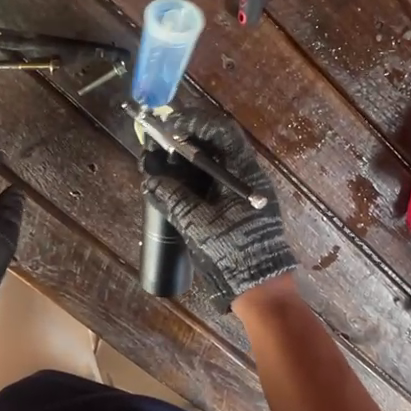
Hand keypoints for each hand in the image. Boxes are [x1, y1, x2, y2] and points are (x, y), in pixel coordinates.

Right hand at [141, 112, 295, 302]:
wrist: (260, 287)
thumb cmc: (232, 251)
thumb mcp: (196, 223)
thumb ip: (172, 197)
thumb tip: (150, 178)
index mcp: (245, 173)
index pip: (222, 131)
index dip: (195, 123)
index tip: (169, 127)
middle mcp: (249, 177)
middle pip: (218, 145)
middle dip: (188, 140)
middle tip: (161, 143)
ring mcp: (247, 193)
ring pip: (217, 163)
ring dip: (190, 160)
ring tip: (163, 164)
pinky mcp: (242, 208)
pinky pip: (218, 182)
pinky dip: (197, 179)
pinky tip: (177, 187)